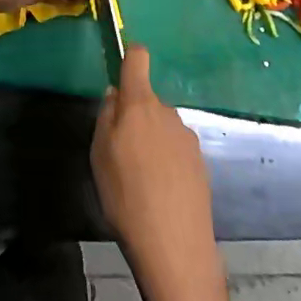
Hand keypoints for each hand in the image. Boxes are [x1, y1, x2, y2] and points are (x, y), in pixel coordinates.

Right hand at [93, 47, 252, 300]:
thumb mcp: (99, 155)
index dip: (130, 57)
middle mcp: (168, 112)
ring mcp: (188, 137)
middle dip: (134, 117)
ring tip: (138, 180)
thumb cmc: (125, 195)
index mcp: (140, 104)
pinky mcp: (200, 162)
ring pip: (161, 128)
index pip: (138, 59)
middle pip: (147, 101)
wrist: (173, 242)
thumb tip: (116, 95)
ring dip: (150, 142)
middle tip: (119, 153)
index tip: (123, 68)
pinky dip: (165, 162)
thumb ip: (106, 117)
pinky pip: (175, 150)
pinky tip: (159, 192)